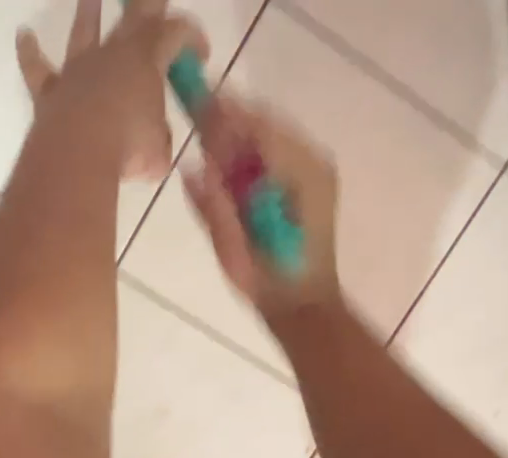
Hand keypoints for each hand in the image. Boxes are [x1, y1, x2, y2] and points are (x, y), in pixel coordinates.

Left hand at [17, 0, 205, 180]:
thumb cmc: (128, 148)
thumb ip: (159, 141)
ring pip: (83, 28)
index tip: (200, 56)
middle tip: (153, 0)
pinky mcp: (50, 91)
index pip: (177, 33)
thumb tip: (155, 146)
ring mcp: (78, 68)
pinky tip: (23, 36)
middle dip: (149, 3)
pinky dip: (29, 52)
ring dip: (88, 9)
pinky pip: (36, 68)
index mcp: (148, 58)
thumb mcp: (158, 152)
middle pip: (135, 13)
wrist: (77, 153)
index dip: (192, 38)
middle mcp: (112, 53)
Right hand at [183, 98, 341, 314]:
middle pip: (265, 125)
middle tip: (196, 116)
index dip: (225, 112)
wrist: (305, 308)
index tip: (194, 100)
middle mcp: (313, 162)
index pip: (257, 126)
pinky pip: (279, 153)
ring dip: (241, 136)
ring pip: (272, 136)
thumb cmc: (268, 283)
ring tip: (208, 139)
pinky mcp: (314, 183)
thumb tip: (190, 168)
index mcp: (297, 174)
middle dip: (230, 121)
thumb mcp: (233, 249)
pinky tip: (231, 164)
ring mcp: (316, 171)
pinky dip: (253, 151)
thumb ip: (214, 207)